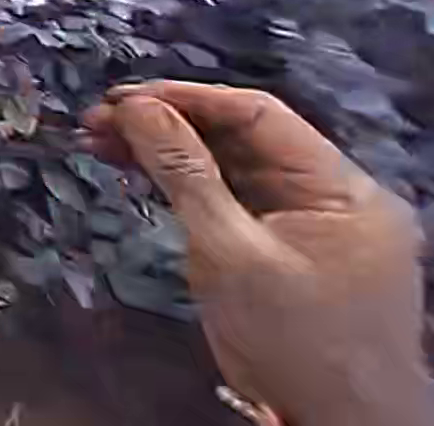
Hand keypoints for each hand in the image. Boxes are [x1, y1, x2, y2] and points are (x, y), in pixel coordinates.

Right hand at [83, 81, 433, 425]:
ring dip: (152, 143)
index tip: (119, 99)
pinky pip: (210, 184)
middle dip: (158, 120)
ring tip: (93, 137)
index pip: (257, 114)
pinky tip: (118, 161)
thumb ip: (183, 171)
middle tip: (94, 118)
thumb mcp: (229, 248)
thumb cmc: (291, 337)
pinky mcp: (264, 233)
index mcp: (339, 190)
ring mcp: (294, 214)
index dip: (185, 97)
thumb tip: (134, 104)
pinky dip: (163, 171)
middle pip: (231, 132)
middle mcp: (321, 192)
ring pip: (214, 155)